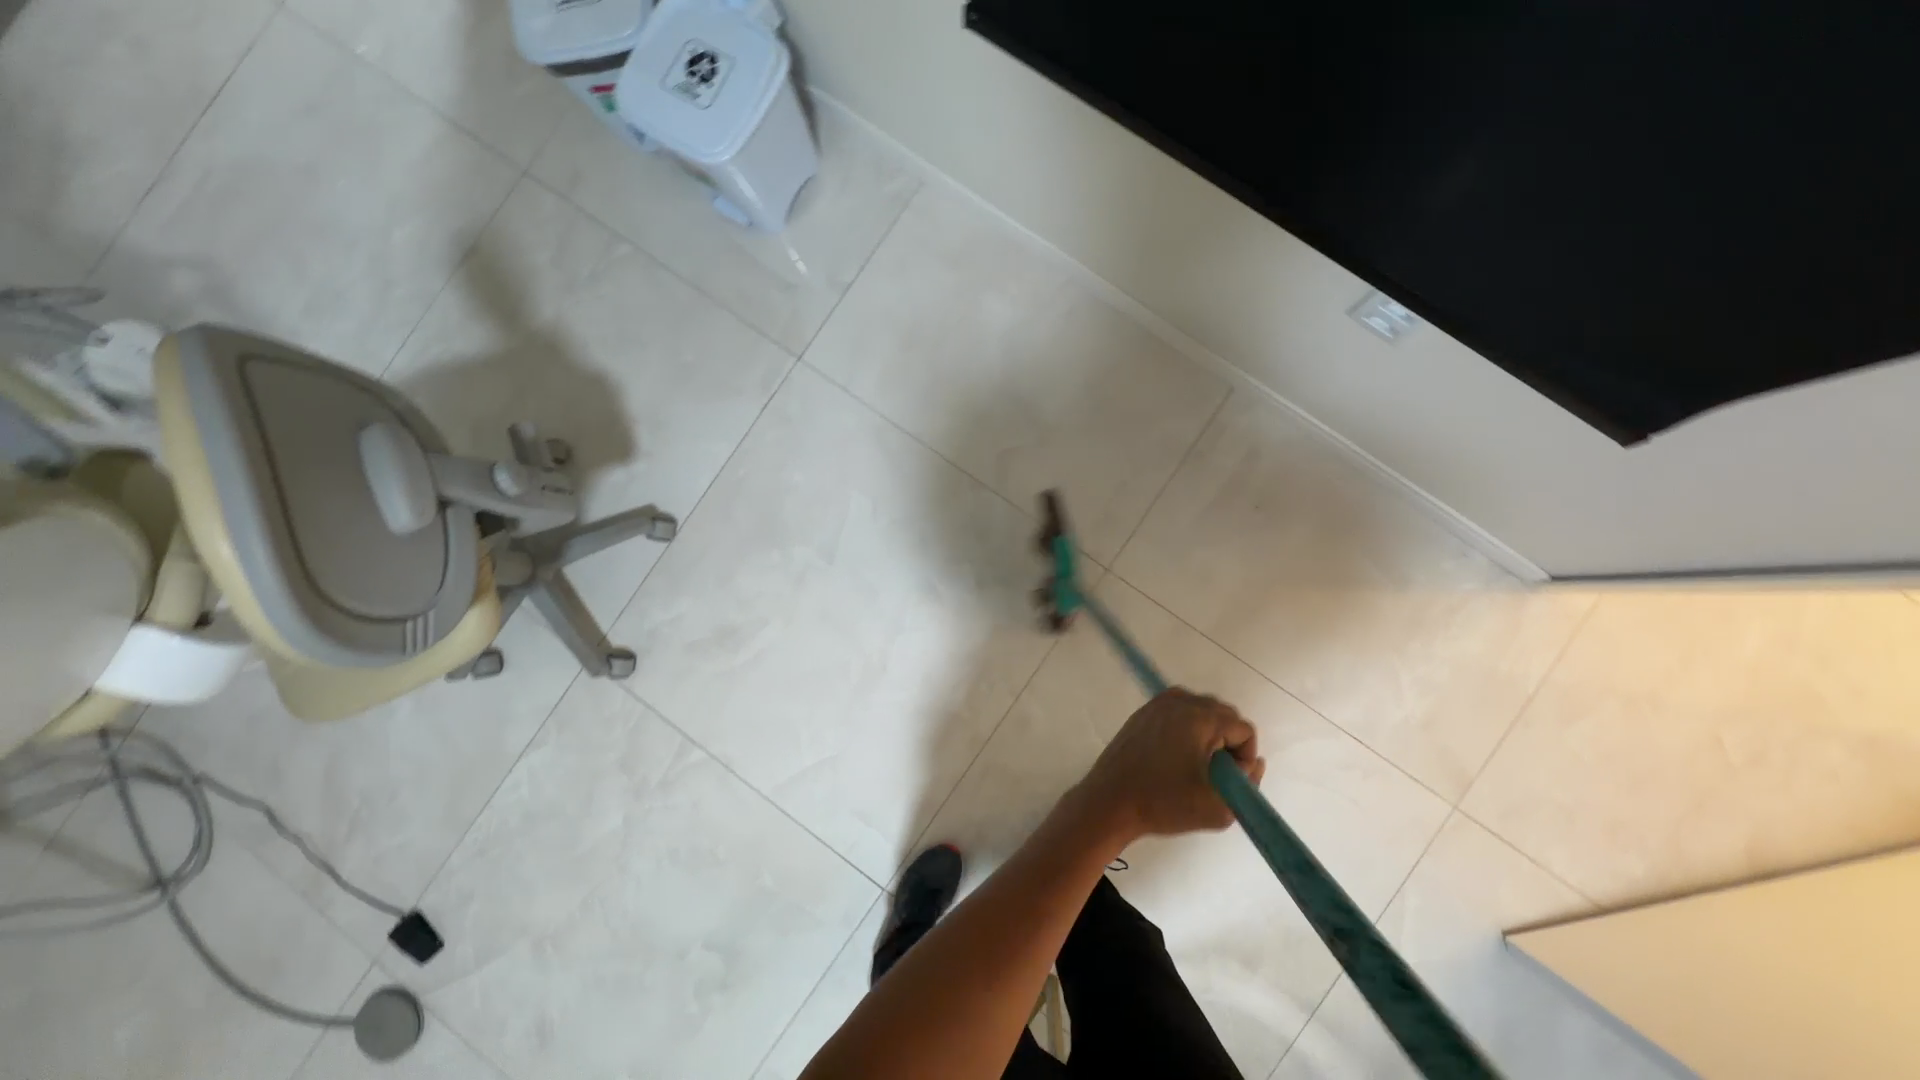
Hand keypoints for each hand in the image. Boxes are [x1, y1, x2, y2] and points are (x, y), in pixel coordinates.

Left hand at [1072, 688, 1265, 843]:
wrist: (1110, 802)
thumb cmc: (1164, 804)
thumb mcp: (1219, 806)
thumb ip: (1248, 784)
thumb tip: (1252, 763)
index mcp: (1201, 717)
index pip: (1243, 729)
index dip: (1244, 758)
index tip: (1229, 781)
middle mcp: (1181, 701)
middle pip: (1223, 716)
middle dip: (1228, 744)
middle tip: (1215, 775)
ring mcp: (1158, 704)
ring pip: (1201, 712)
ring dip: (1208, 736)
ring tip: (1196, 767)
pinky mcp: (1143, 713)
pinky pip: (1179, 714)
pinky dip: (1186, 730)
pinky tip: (1176, 757)